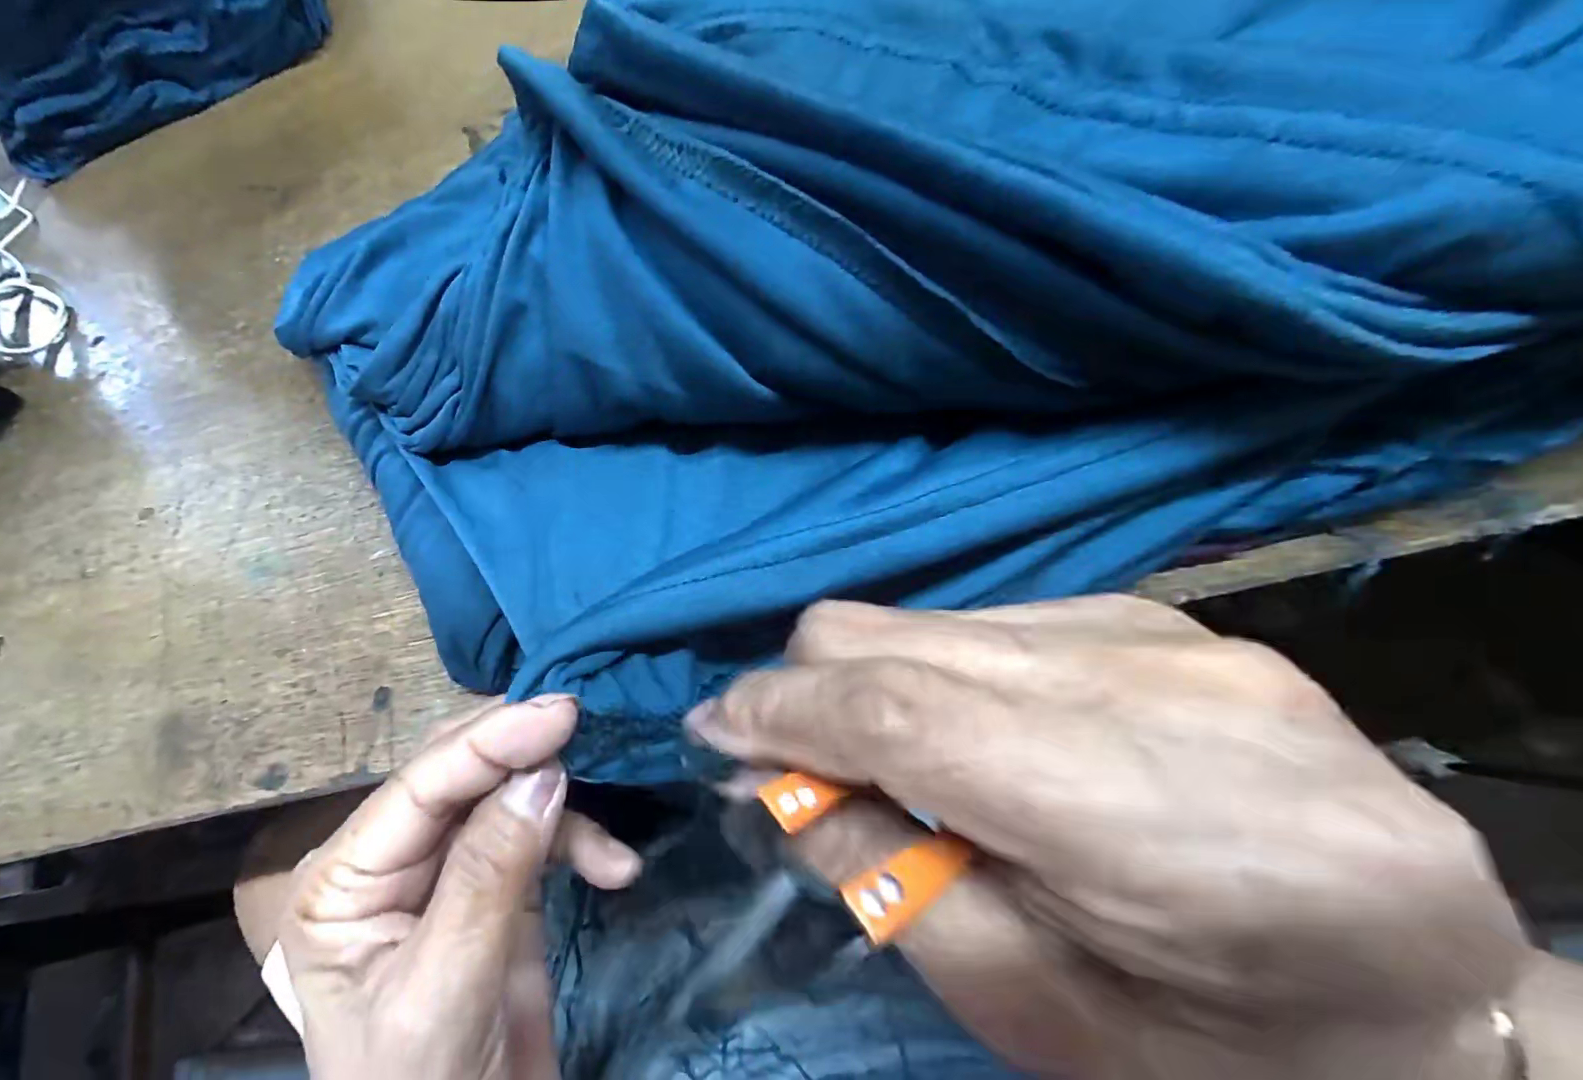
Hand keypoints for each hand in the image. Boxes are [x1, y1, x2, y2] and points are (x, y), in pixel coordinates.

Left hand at [266, 695, 640, 1079]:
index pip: (418, 785)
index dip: (489, 741)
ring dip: (560, 809)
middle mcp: (388, 858)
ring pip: (504, 795)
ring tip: (605, 846)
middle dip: (520, 753)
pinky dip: (578, 843)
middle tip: (581, 726)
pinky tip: (615, 869)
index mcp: (343, 878)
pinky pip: (537, 835)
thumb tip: (542, 773)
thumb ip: (489, 875)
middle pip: (458, 775)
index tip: (558, 711)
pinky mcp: (493, 884)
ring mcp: (443, 868)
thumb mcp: (447, 990)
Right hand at [687, 597, 1532, 1079]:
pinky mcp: (1149, 613)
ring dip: (864, 680)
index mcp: (1165, 824)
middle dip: (805, 689)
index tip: (712, 732)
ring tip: (884, 758)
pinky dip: (928, 669)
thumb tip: (763, 775)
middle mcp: (1169, 688)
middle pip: (898, 636)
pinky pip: (973, 620)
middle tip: (785, 759)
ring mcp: (1164, 632)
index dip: (786, 711)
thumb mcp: (1018, 999)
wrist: (1425, 1001)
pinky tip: (964, 732)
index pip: (908, 714)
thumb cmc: (1206, 1051)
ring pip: (921, 616)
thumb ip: (876, 870)